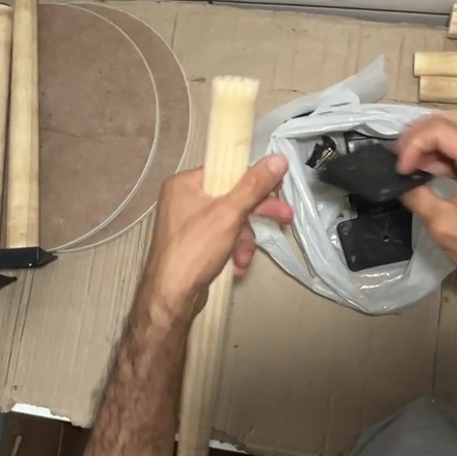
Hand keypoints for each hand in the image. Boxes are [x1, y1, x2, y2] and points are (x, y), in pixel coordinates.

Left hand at [137, 154, 293, 320]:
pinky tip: (238, 265)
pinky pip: (220, 237)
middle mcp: (183, 199)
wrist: (171, 297)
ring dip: (244, 239)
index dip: (253, 180)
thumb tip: (278, 158)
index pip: (226, 171)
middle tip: (285, 217)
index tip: (277, 189)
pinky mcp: (192, 244)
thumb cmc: (196, 249)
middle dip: (257, 212)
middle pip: (230, 197)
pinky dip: (232, 249)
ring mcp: (186, 223)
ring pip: (229, 221)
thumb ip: (254, 185)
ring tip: (247, 256)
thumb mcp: (230, 213)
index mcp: (184, 184)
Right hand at [397, 111, 456, 292]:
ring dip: (434, 139)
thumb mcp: (443, 225)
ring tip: (411, 159)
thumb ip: (418, 196)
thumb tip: (402, 183)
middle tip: (401, 152)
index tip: (400, 170)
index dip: (413, 144)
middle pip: (454, 119)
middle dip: (422, 131)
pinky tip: (428, 168)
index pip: (441, 130)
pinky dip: (446, 151)